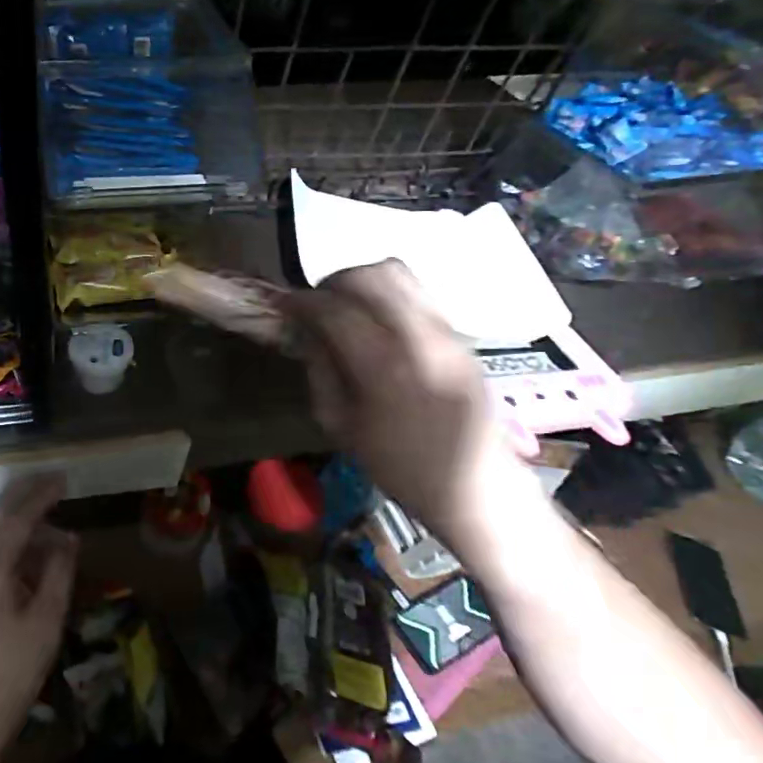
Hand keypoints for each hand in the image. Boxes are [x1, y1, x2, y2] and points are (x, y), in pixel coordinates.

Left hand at [0, 476, 75, 762]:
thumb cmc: (14, 666)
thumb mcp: (46, 619)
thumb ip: (58, 572)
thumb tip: (69, 538)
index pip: (19, 516)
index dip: (42, 494)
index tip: (64, 479)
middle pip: (2, 514)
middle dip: (29, 495)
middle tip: (58, 483)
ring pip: (2, 532)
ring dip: (29, 522)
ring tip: (61, 526)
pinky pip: (1, 551)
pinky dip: (23, 542)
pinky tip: (44, 552)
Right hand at [285, 259, 526, 538]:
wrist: (478, 489)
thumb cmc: (400, 468)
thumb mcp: (341, 426)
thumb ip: (321, 370)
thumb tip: (308, 332)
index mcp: (385, 367)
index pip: (335, 309)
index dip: (302, 301)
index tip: (284, 305)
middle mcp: (421, 338)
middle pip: (371, 275)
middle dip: (333, 283)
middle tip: (317, 305)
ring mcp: (447, 331)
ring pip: (399, 273)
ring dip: (362, 282)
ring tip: (345, 308)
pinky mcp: (461, 334)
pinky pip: (417, 293)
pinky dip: (387, 295)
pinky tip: (376, 323)